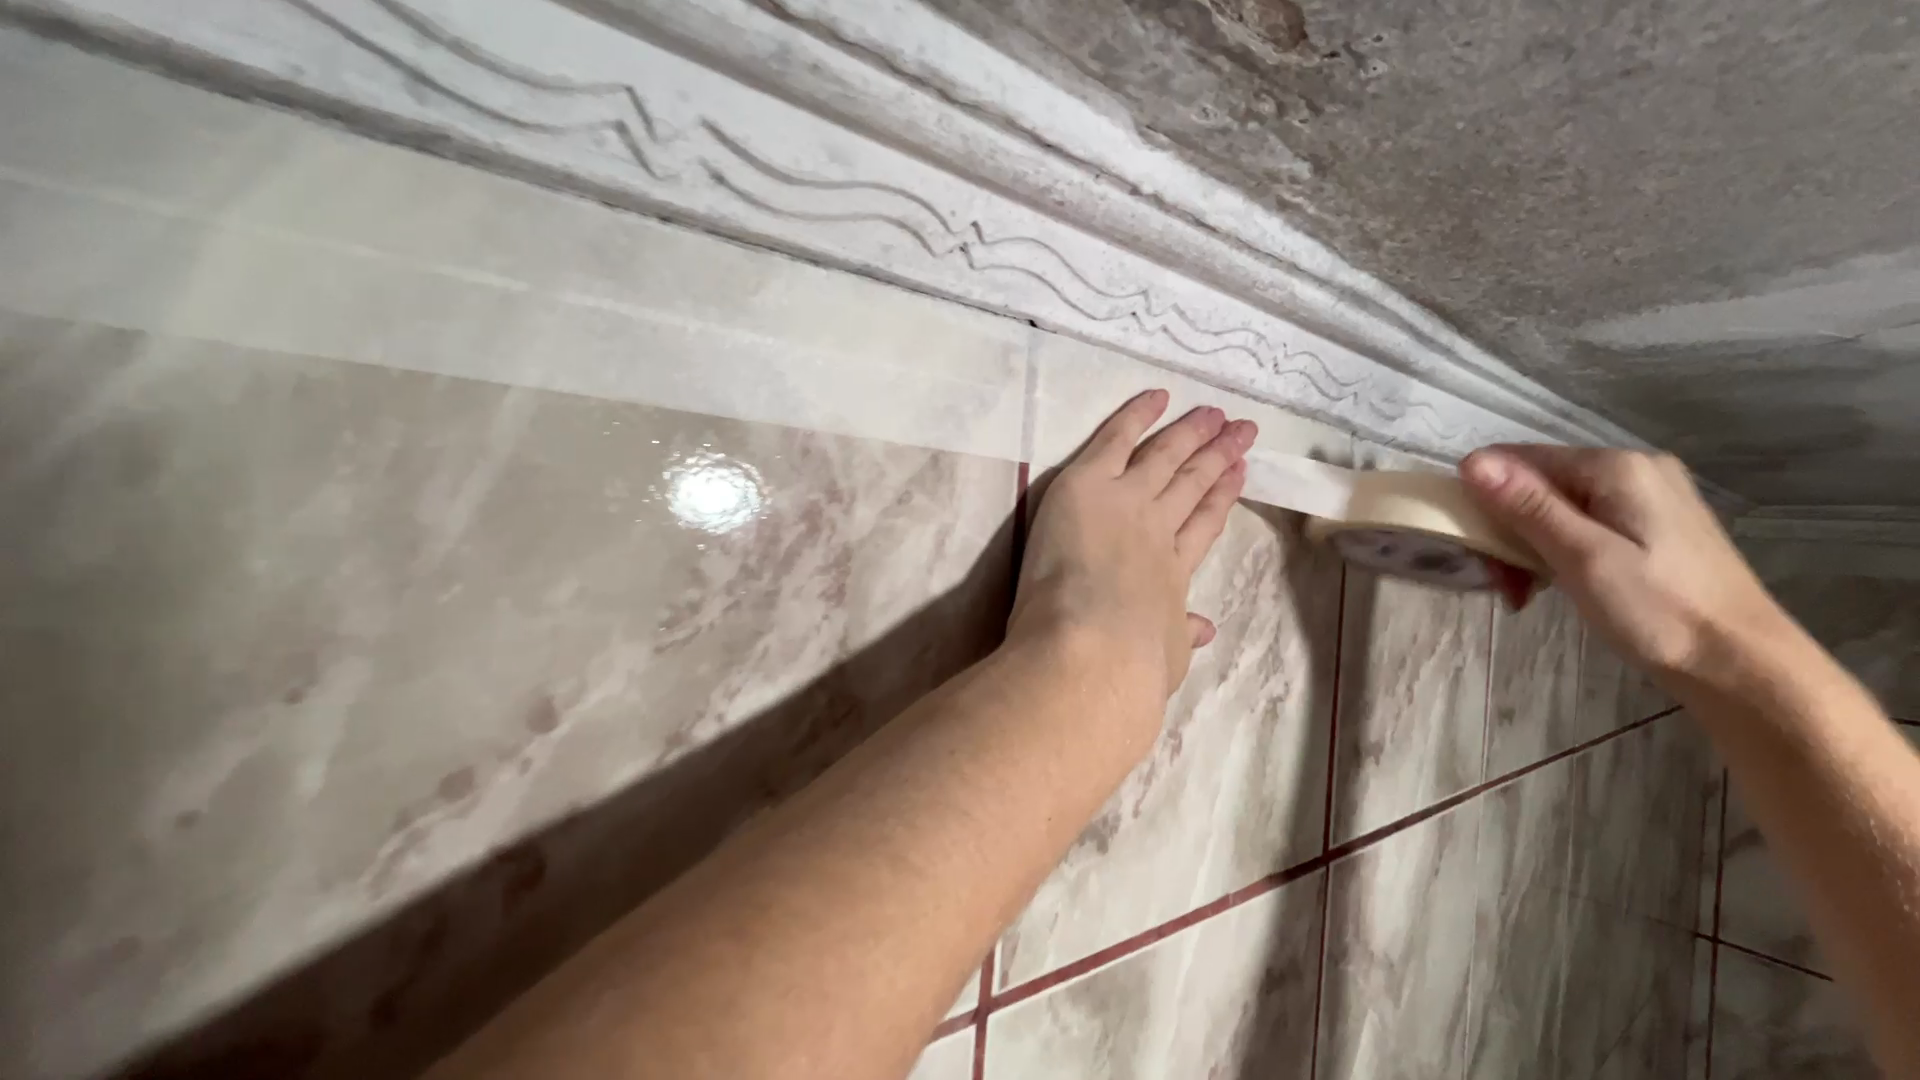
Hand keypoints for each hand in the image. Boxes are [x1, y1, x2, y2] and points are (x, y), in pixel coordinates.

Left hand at [1009, 390, 1255, 701]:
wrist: (1092, 647)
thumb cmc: (1127, 666)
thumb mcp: (1164, 657)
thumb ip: (1181, 635)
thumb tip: (1204, 629)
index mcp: (1173, 574)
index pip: (1202, 526)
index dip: (1221, 498)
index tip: (1237, 476)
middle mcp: (1157, 529)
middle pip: (1193, 484)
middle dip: (1218, 456)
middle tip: (1241, 431)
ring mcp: (1128, 502)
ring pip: (1165, 457)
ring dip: (1191, 433)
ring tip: (1215, 414)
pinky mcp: (1089, 484)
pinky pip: (1116, 438)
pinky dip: (1137, 415)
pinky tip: (1157, 397)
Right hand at [1459, 445, 1790, 686]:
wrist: (1739, 662)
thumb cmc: (1657, 610)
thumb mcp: (1582, 558)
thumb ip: (1528, 506)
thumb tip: (1472, 462)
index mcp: (1615, 468)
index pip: (1517, 460)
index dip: (1482, 498)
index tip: (1475, 550)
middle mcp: (1632, 469)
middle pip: (1536, 484)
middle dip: (1505, 530)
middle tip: (1501, 583)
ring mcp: (1645, 496)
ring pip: (1554, 507)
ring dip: (1526, 547)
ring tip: (1523, 592)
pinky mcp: (1651, 524)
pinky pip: (1580, 523)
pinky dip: (1555, 551)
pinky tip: (1551, 584)